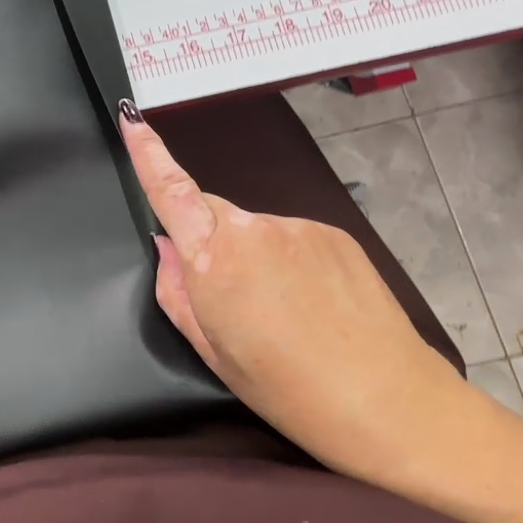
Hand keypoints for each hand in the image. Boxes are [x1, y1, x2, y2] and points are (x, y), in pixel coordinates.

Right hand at [119, 105, 465, 481]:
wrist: (392, 405)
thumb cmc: (290, 390)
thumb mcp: (212, 352)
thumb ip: (176, 292)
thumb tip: (167, 249)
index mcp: (214, 260)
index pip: (171, 191)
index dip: (146, 151)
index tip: (130, 118)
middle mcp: (254, 230)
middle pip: (211, 213)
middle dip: (207, 242)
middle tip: (229, 300)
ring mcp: (298, 228)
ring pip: (252, 230)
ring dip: (252, 258)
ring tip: (281, 314)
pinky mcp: (334, 234)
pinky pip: (290, 238)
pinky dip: (288, 263)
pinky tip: (310, 305)